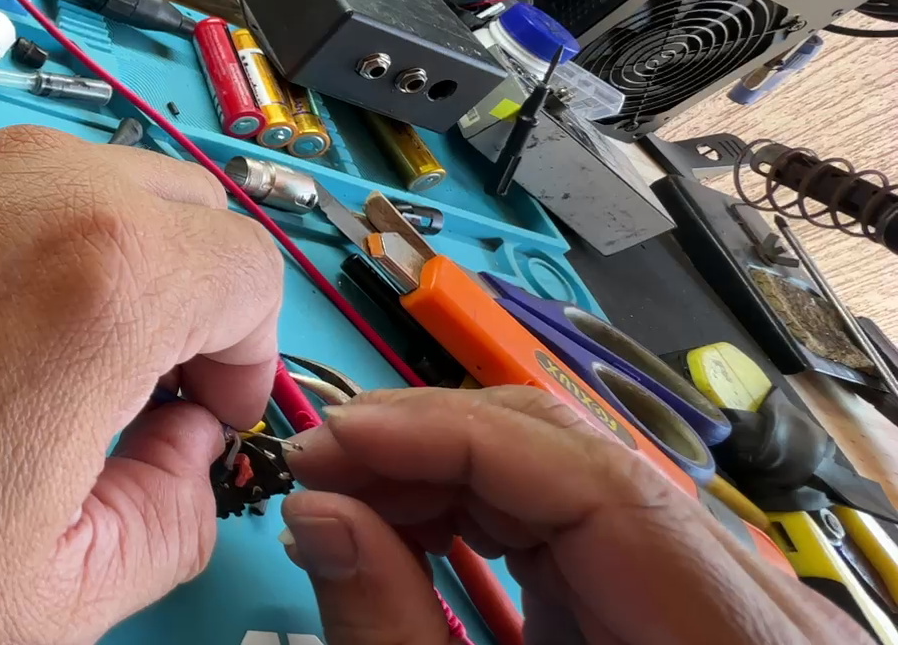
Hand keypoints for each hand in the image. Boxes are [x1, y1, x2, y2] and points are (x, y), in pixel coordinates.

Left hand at [0, 125, 282, 643]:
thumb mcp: (39, 592)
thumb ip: (162, 518)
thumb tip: (177, 455)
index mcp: (105, 272)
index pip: (251, 269)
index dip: (246, 354)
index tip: (200, 413)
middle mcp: (38, 186)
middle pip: (181, 213)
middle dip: (188, 303)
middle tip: (136, 397)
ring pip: (98, 195)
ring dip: (111, 276)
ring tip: (44, 380)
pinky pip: (14, 200)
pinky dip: (35, 256)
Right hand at [279, 386, 873, 644]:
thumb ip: (388, 629)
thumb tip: (311, 507)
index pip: (591, 482)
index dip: (445, 437)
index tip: (330, 440)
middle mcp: (752, 603)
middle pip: (565, 453)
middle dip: (420, 442)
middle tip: (318, 467)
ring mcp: (709, 587)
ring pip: (548, 463)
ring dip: (427, 466)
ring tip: (344, 496)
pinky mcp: (660, 590)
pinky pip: (550, 505)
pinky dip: (458, 501)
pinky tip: (401, 522)